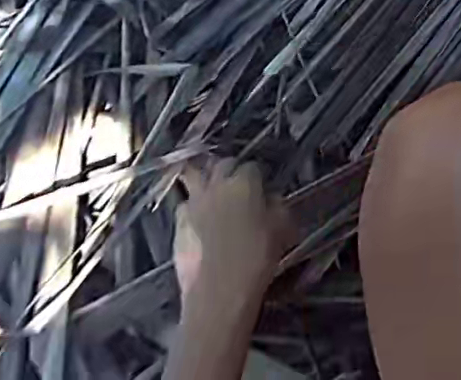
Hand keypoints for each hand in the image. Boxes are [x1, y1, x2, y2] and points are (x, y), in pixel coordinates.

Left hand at [173, 158, 292, 301]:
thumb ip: (276, 204)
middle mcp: (216, 186)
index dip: (258, 175)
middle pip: (221, 164)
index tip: (262, 186)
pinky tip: (200, 219)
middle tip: (238, 183)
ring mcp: (193, 206)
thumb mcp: (283, 225)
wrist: (218, 295)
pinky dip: (192, 207)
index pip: (251, 165)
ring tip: (213, 192)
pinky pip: (184, 206)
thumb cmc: (257, 256)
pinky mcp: (177, 228)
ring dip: (205, 182)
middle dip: (229, 169)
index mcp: (244, 181)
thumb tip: (268, 199)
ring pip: (195, 179)